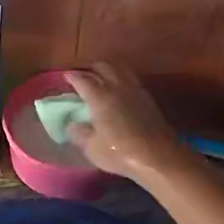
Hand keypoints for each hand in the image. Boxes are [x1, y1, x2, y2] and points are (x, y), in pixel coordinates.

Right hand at [63, 62, 198, 183]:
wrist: (158, 157)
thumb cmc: (120, 152)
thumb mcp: (91, 147)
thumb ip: (78, 132)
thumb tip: (72, 124)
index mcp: (99, 95)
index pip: (82, 79)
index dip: (71, 77)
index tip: (65, 77)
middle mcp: (117, 86)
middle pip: (102, 66)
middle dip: (90, 69)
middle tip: (82, 77)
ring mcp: (135, 89)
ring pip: (119, 68)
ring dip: (108, 70)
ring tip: (101, 80)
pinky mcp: (147, 97)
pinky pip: (130, 78)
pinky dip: (121, 78)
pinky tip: (118, 91)